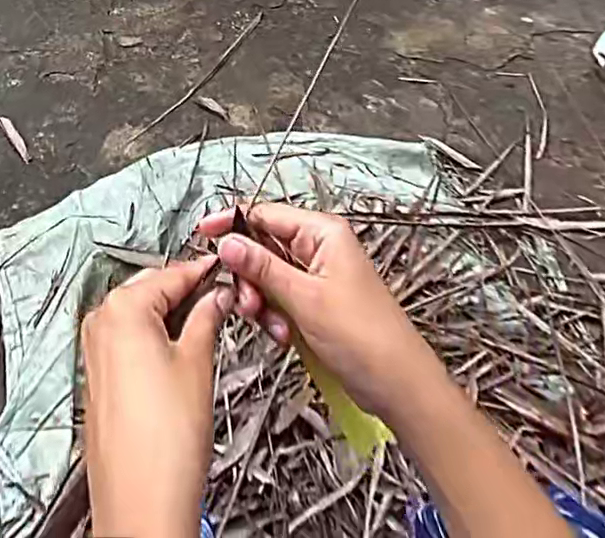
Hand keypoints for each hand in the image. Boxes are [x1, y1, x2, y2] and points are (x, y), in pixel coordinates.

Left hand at [82, 256, 230, 537]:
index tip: (219, 269)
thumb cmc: (162, 444)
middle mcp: (100, 322)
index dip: (201, 272)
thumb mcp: (196, 363)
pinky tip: (176, 349)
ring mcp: (94, 348)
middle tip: (218, 295)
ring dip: (169, 314)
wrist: (140, 503)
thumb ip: (206, 318)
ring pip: (138, 314)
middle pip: (150, 289)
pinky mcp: (96, 373)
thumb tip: (216, 297)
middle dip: (184, 291)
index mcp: (122, 309)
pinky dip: (152, 335)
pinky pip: (127, 338)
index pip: (170, 275)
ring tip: (204, 322)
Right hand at [196, 203, 421, 418]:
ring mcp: (315, 274)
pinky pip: (277, 295)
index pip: (262, 213)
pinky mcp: (313, 299)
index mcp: (321, 232)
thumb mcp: (304, 298)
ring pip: (265, 273)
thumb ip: (261, 267)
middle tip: (246, 301)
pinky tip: (281, 333)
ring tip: (271, 323)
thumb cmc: (366, 338)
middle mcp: (317, 246)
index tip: (203, 234)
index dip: (230, 223)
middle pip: (261, 245)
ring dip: (259, 299)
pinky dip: (272, 313)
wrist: (401, 389)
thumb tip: (226, 241)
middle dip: (248, 274)